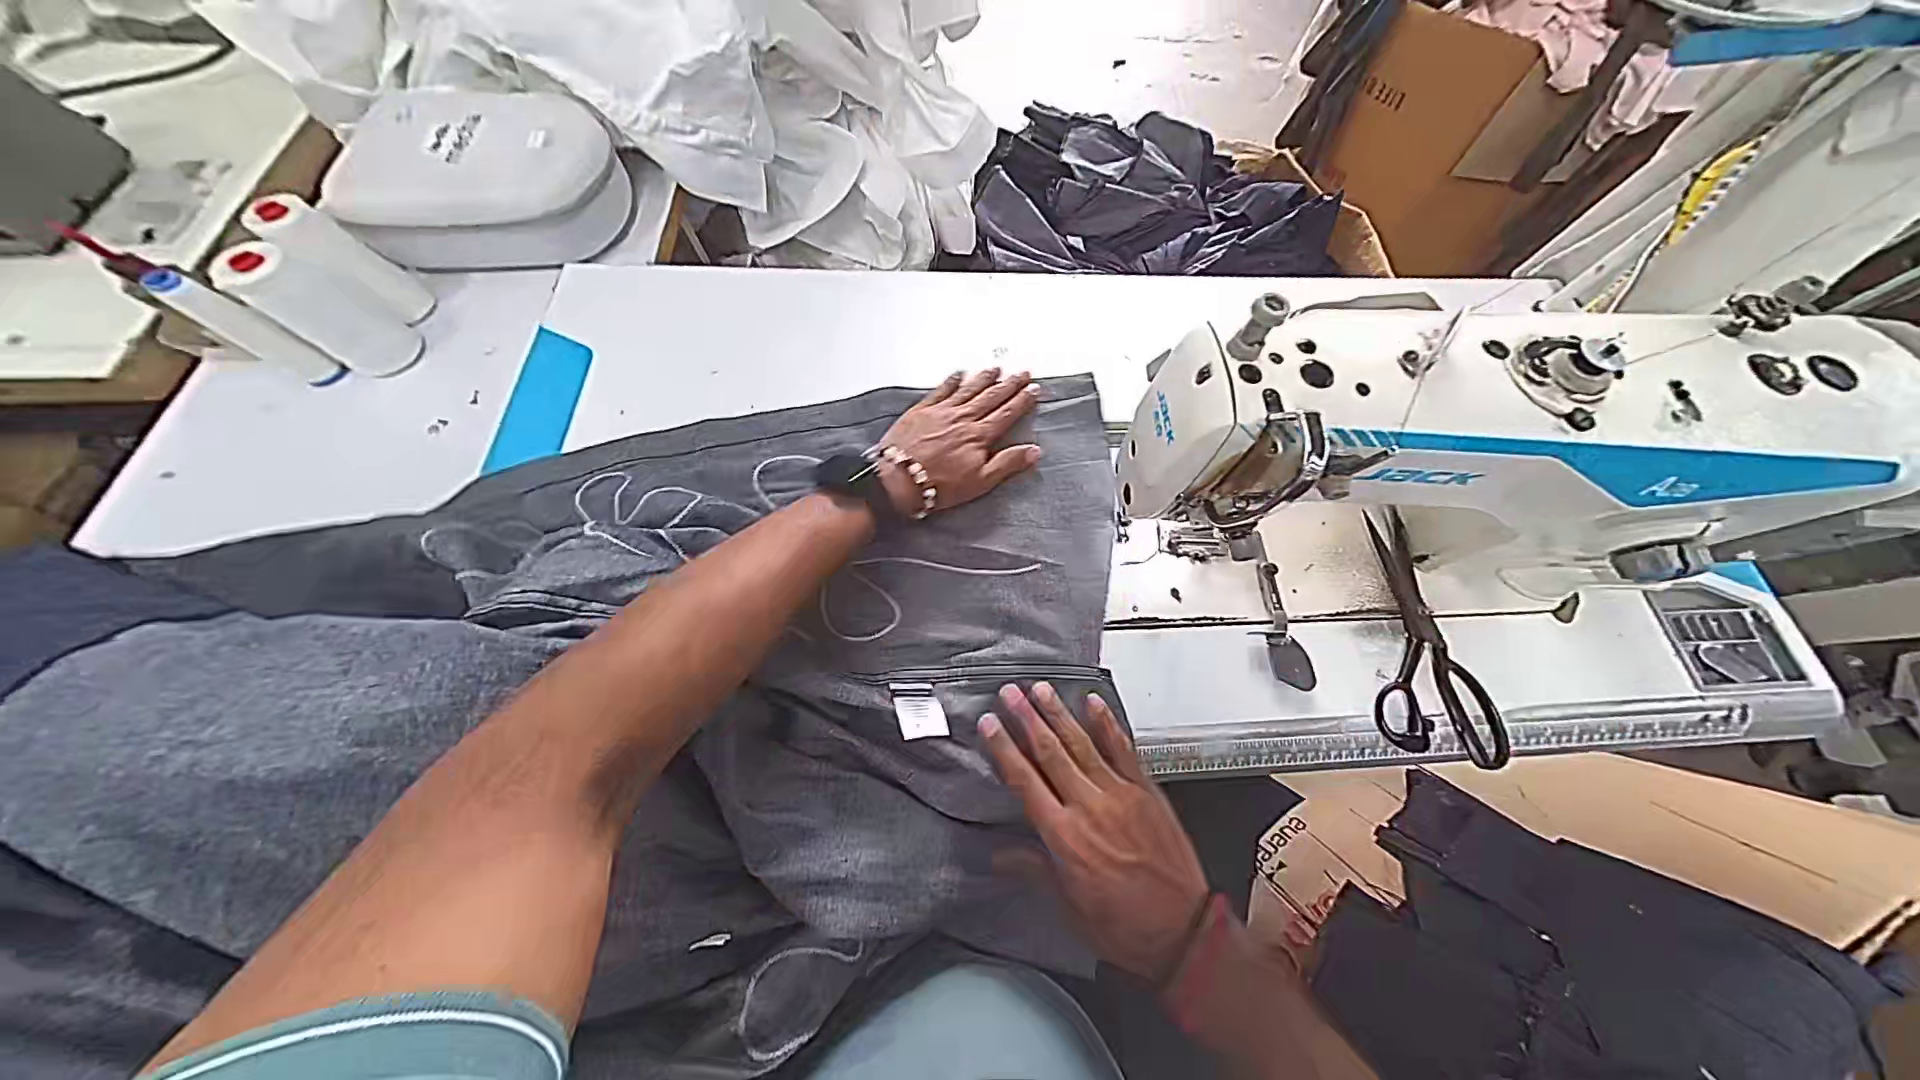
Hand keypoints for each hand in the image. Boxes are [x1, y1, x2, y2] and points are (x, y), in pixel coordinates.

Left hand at [875, 369, 1042, 518]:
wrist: (899, 480)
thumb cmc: (939, 485)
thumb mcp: (980, 482)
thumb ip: (1007, 463)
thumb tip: (1033, 451)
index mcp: (979, 436)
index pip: (1007, 413)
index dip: (1022, 400)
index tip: (1033, 390)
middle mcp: (963, 418)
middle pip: (992, 396)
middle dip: (1009, 384)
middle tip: (1022, 373)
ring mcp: (942, 412)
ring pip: (969, 389)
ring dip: (984, 378)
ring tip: (997, 369)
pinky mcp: (921, 411)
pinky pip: (941, 390)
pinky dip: (953, 380)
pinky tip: (959, 374)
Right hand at [979, 683, 1208, 982]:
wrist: (1184, 933)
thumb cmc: (1126, 927)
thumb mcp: (1068, 907)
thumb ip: (1033, 871)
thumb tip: (1001, 856)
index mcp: (1064, 837)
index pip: (1024, 781)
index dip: (1004, 749)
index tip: (990, 725)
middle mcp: (1089, 808)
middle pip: (1050, 753)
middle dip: (1026, 719)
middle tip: (1009, 693)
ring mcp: (1120, 795)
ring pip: (1081, 744)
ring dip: (1058, 714)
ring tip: (1040, 690)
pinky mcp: (1145, 792)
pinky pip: (1122, 750)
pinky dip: (1106, 724)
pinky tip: (1093, 703)